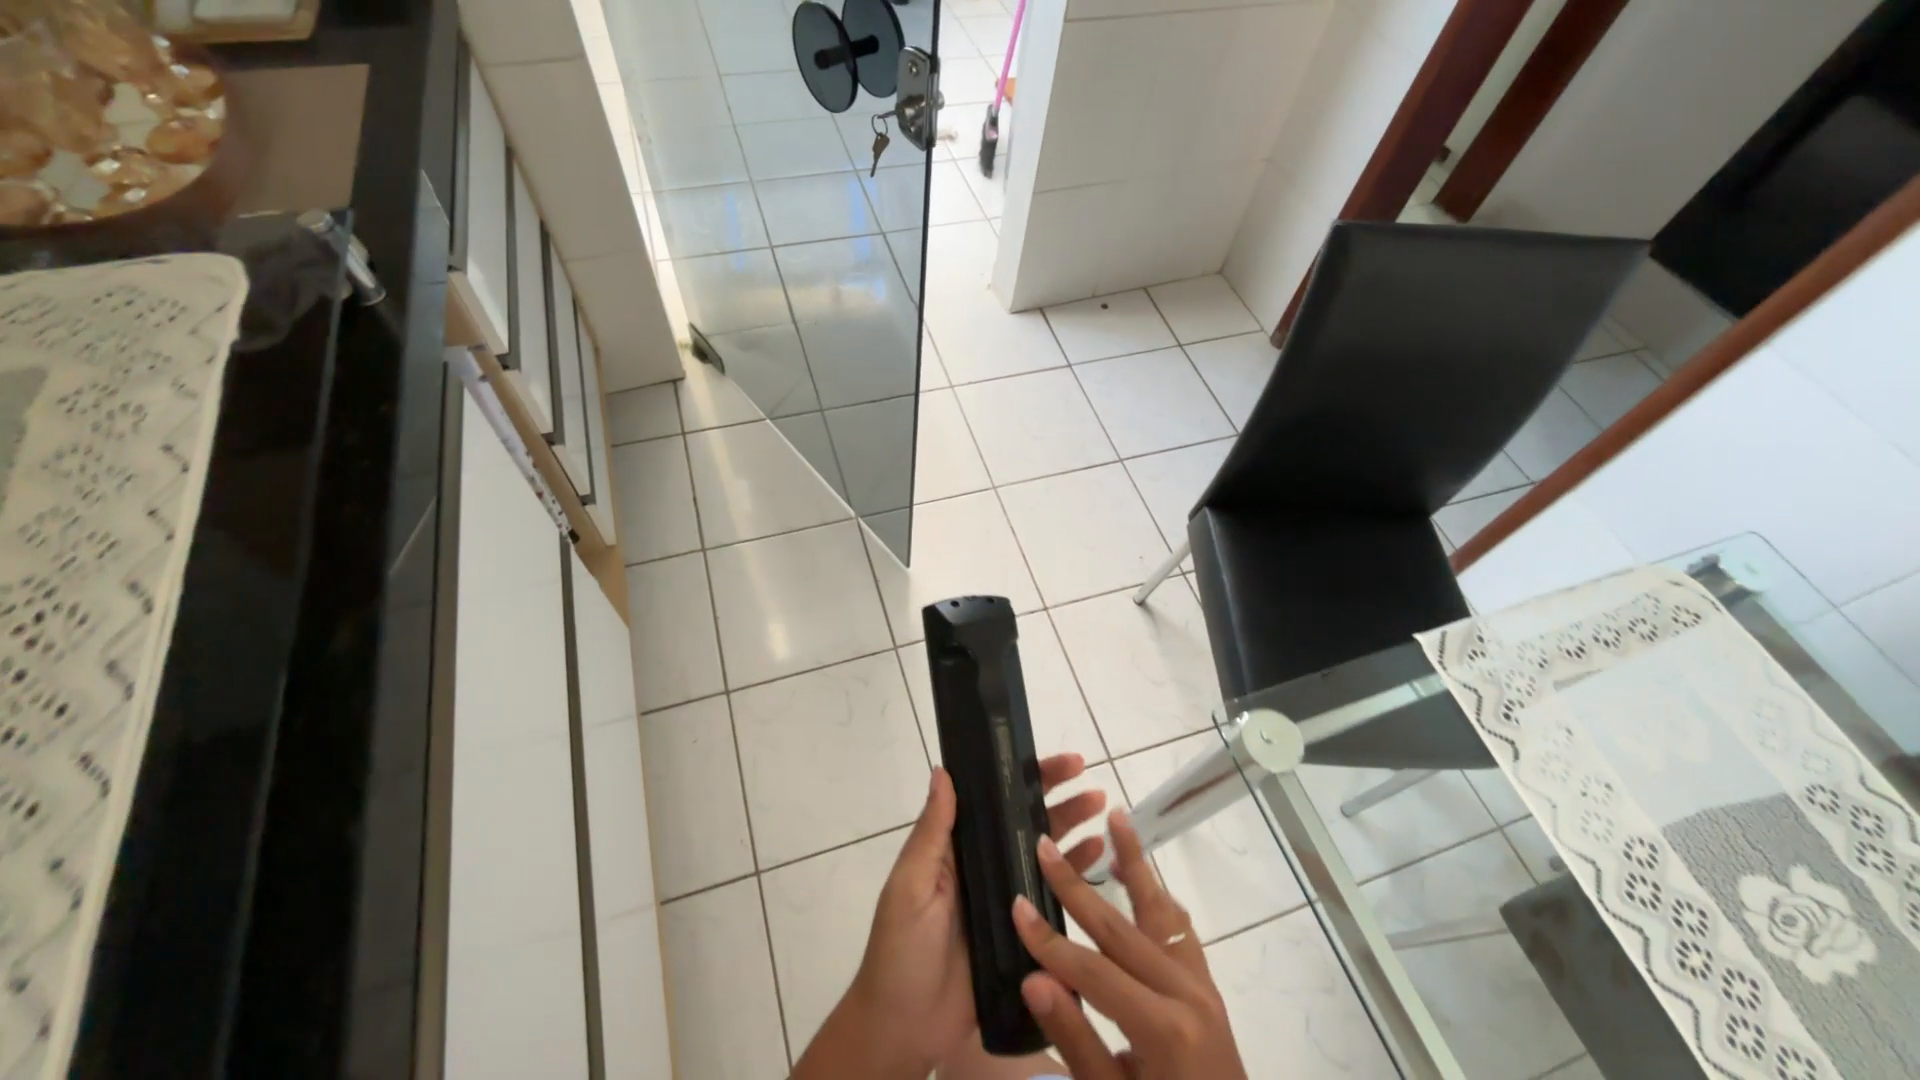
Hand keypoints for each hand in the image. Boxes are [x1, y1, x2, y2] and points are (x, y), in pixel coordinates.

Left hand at [810, 756, 1108, 1077]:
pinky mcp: (1022, 935)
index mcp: (954, 852)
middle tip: (1091, 785)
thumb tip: (943, 770)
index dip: (1022, 778)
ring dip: (1073, 832)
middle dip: (1057, 800)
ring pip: (1044, 857)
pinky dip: (1075, 875)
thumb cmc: (901, 948)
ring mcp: (1005, 902)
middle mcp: (982, 869)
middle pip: (1024, 825)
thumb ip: (933, 832)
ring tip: (1104, 814)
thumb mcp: (911, 884)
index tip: (1057, 762)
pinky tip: (1099, 859)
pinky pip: (1052, 898)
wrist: (905, 1026)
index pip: (992, 803)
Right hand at [1012, 807, 1249, 1079]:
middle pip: (1122, 928)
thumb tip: (1033, 979)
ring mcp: (1204, 986)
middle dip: (1077, 886)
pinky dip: (1159, 898)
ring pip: (1162, 912)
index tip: (1015, 905)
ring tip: (1117, 819)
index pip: (1093, 971)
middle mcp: (1188, 994)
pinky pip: (1181, 930)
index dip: (1049, 941)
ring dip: (1136, 864)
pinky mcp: (1209, 986)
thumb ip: (1075, 1040)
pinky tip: (1142, 879)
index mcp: (1163, 1028)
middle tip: (1046, 846)